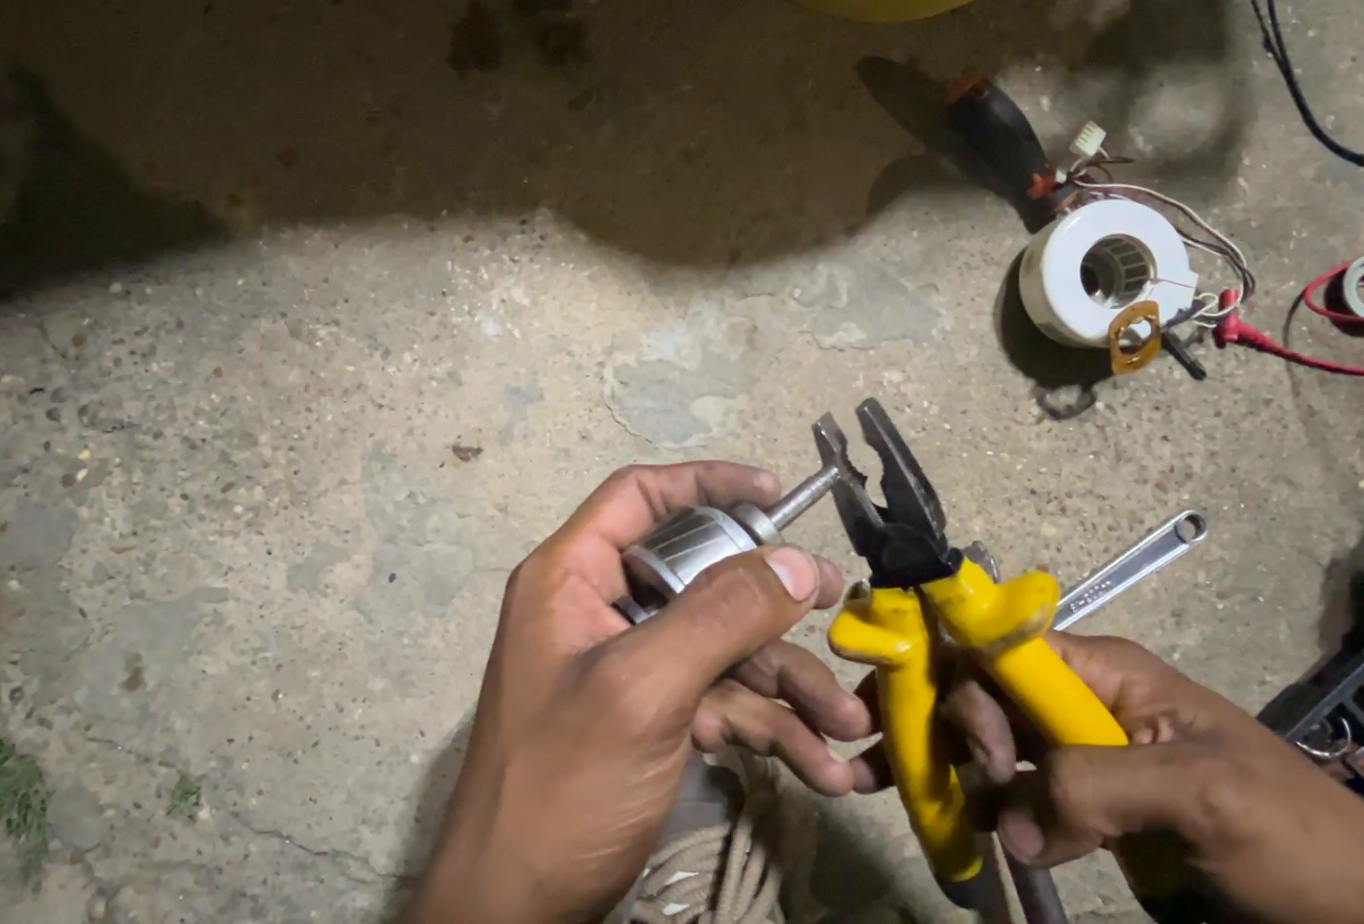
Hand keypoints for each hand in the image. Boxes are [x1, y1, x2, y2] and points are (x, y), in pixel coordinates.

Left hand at [402, 462, 869, 923]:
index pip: (640, 497)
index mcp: (574, 578)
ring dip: (785, 684)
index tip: (773, 492)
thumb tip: (797, 562)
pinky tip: (820, 767)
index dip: (706, 482)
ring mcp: (632, 666)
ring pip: (721, 644)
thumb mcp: (643, 690)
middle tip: (836, 608)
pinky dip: (766, 727)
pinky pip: (720, 699)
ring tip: (845, 725)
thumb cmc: (562, 786)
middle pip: (700, 576)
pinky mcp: (654, 716)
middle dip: (770, 607)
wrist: (517, 910)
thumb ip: (720, 616)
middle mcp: (603, 610)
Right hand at [856, 634, 1363, 923]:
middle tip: (960, 793)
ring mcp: (1080, 758)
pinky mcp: (1083, 808)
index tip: (977, 753)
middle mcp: (1080, 703)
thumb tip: (1004, 823)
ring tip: (926, 809)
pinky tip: (957, 831)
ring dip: (952, 772)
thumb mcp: (1200, 796)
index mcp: (1106, 672)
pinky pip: (1013, 796)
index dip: (970, 682)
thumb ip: (1093, 785)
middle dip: (952, 732)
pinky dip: (981, 810)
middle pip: (984, 695)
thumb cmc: (1294, 835)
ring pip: (988, 745)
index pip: (1007, 650)